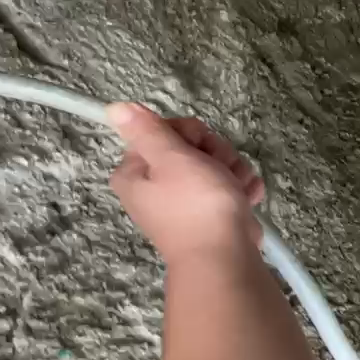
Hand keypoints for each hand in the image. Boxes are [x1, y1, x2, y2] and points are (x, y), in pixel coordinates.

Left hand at [108, 103, 264, 264]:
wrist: (222, 253)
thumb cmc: (197, 205)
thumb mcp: (174, 161)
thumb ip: (150, 132)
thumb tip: (116, 107)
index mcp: (137, 170)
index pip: (170, 130)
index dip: (195, 136)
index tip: (200, 153)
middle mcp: (155, 183)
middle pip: (198, 146)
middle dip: (220, 156)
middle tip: (221, 173)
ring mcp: (184, 197)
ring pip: (220, 163)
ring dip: (236, 172)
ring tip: (235, 191)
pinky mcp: (209, 207)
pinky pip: (231, 183)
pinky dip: (241, 188)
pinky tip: (243, 200)